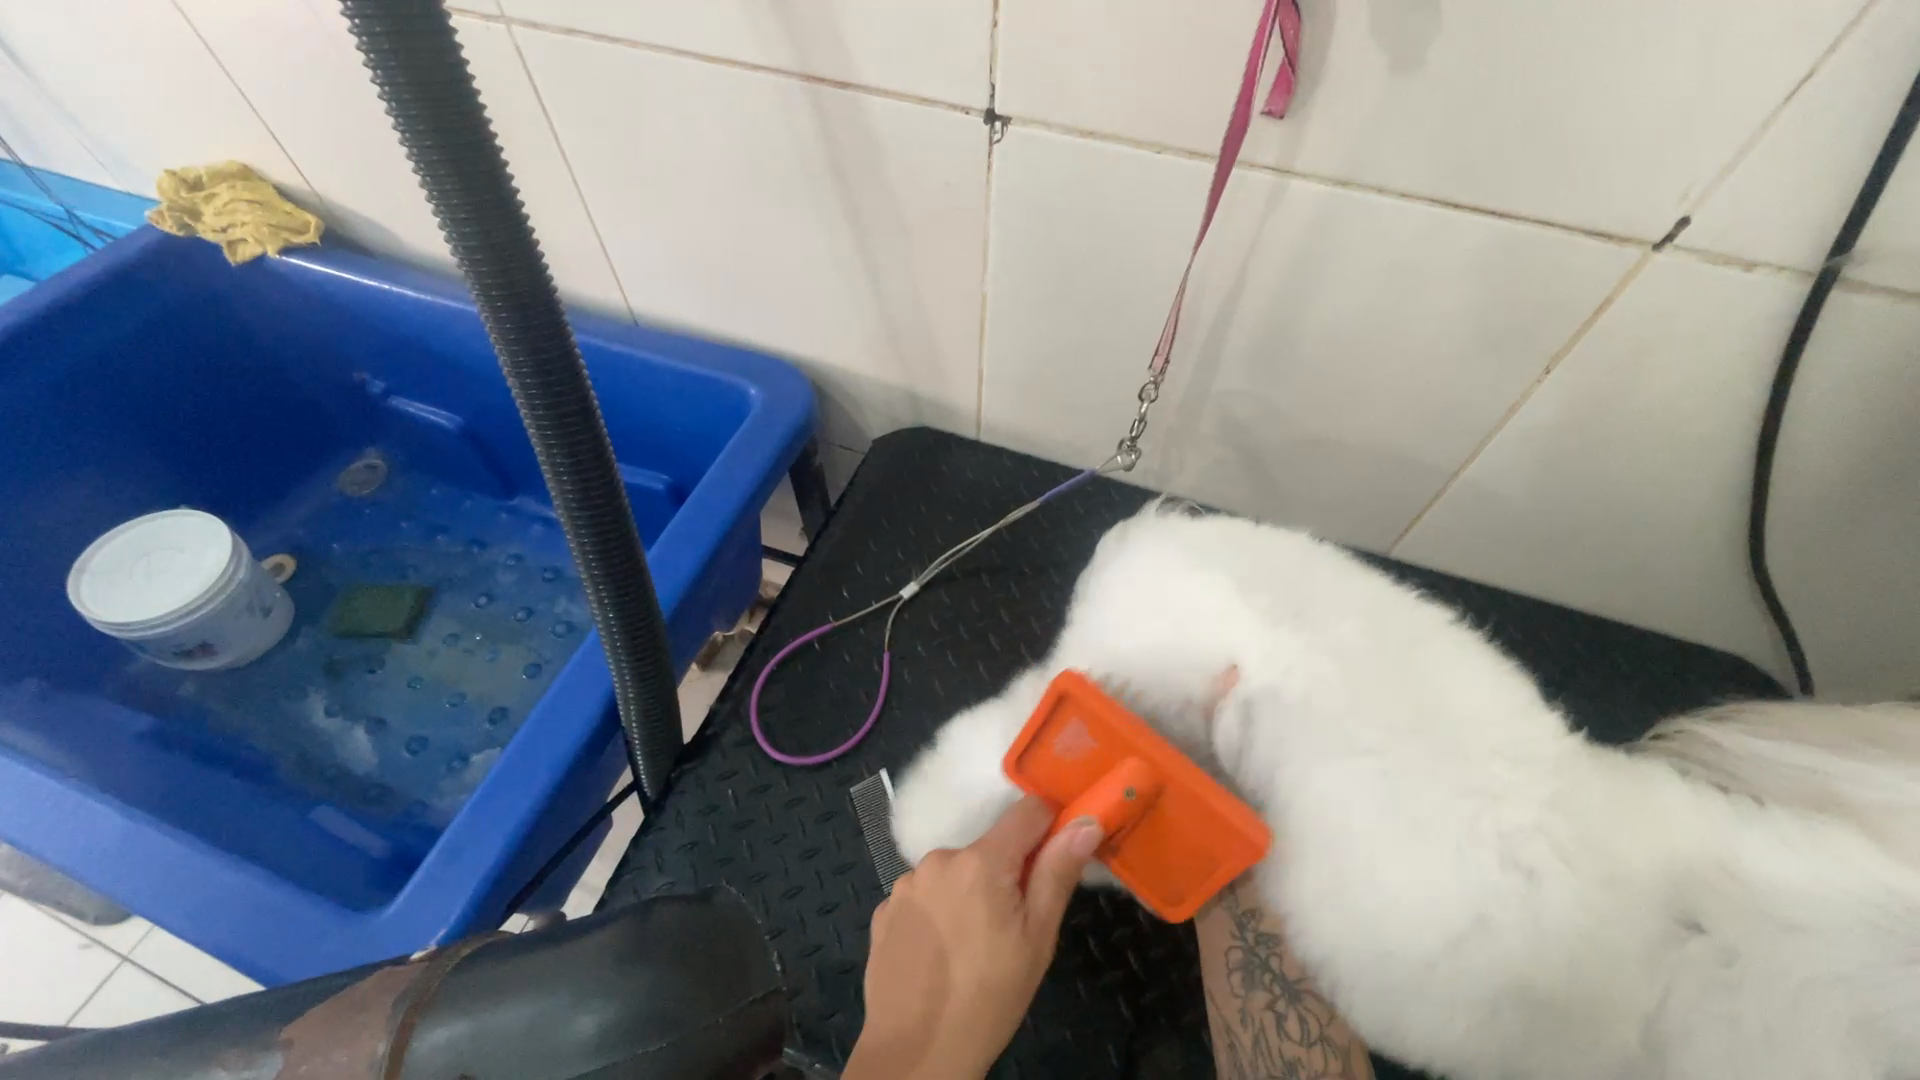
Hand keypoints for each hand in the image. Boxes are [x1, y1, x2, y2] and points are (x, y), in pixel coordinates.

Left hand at [845, 797, 1102, 1079]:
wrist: (914, 1055)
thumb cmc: (989, 997)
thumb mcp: (1037, 939)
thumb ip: (1058, 873)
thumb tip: (1086, 821)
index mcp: (981, 860)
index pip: (1026, 812)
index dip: (1049, 827)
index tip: (1057, 857)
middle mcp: (938, 858)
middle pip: (988, 848)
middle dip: (1006, 874)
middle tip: (1012, 927)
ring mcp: (906, 883)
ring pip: (955, 873)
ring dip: (969, 894)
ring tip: (973, 948)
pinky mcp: (884, 909)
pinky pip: (924, 897)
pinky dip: (938, 914)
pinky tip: (941, 955)